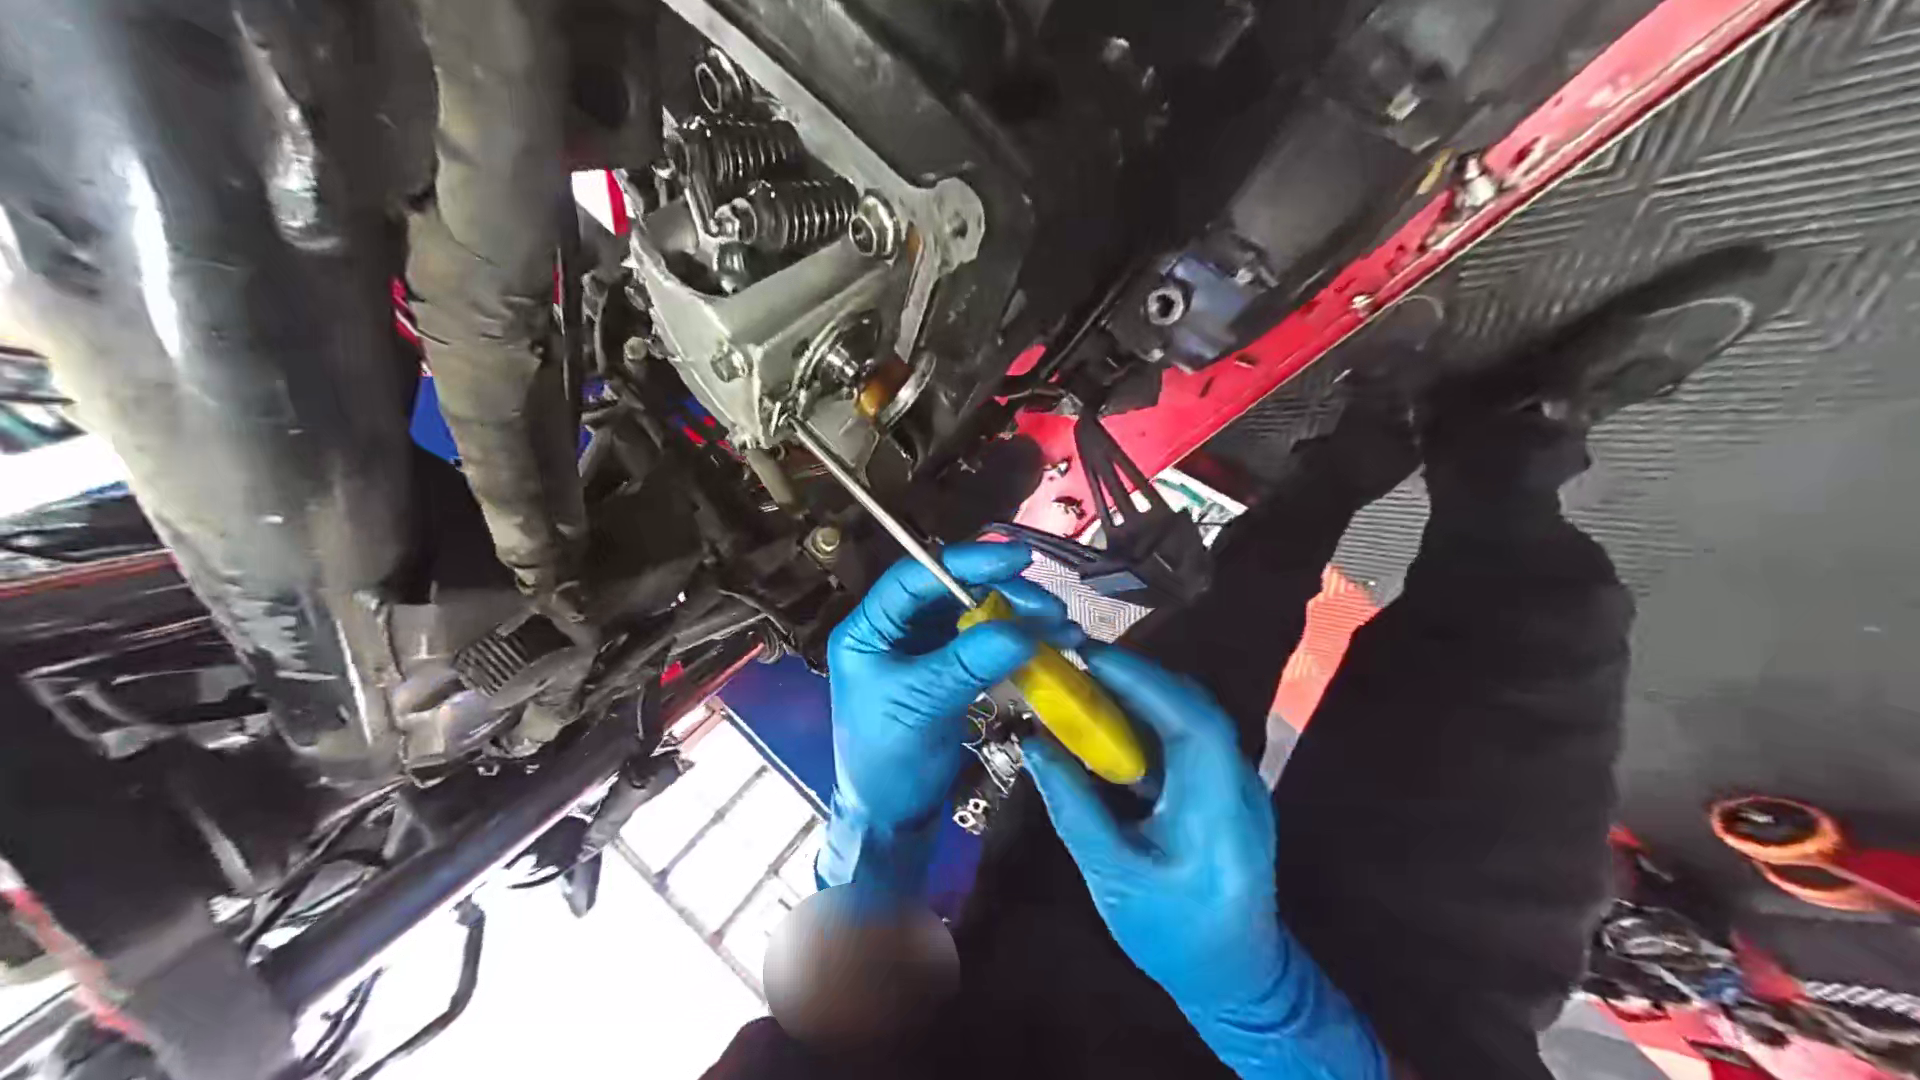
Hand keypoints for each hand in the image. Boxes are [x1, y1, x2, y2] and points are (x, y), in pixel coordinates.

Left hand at [820, 542, 1083, 891]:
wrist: (892, 815)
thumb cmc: (886, 760)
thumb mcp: (921, 705)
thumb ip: (967, 663)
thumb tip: (1022, 630)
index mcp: (871, 628)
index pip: (915, 577)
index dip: (965, 560)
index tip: (1015, 558)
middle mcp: (898, 628)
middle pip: (952, 589)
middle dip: (1003, 592)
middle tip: (1050, 607)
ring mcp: (927, 646)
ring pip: (975, 612)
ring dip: (1019, 615)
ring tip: (1062, 627)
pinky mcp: (952, 666)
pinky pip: (987, 641)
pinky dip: (1018, 641)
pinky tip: (1051, 644)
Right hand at [1025, 646, 1388, 1079]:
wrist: (1237, 976)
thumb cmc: (1172, 932)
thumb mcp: (1112, 874)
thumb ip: (1073, 806)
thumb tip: (1033, 745)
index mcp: (1218, 809)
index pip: (1191, 722)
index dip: (1143, 681)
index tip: (1091, 657)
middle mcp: (1238, 783)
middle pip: (1193, 706)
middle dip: (1137, 677)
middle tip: (1081, 663)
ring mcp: (1237, 782)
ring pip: (1192, 714)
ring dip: (1142, 693)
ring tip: (1090, 683)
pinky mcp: (1224, 785)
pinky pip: (1187, 735)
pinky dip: (1148, 718)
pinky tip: (1113, 723)